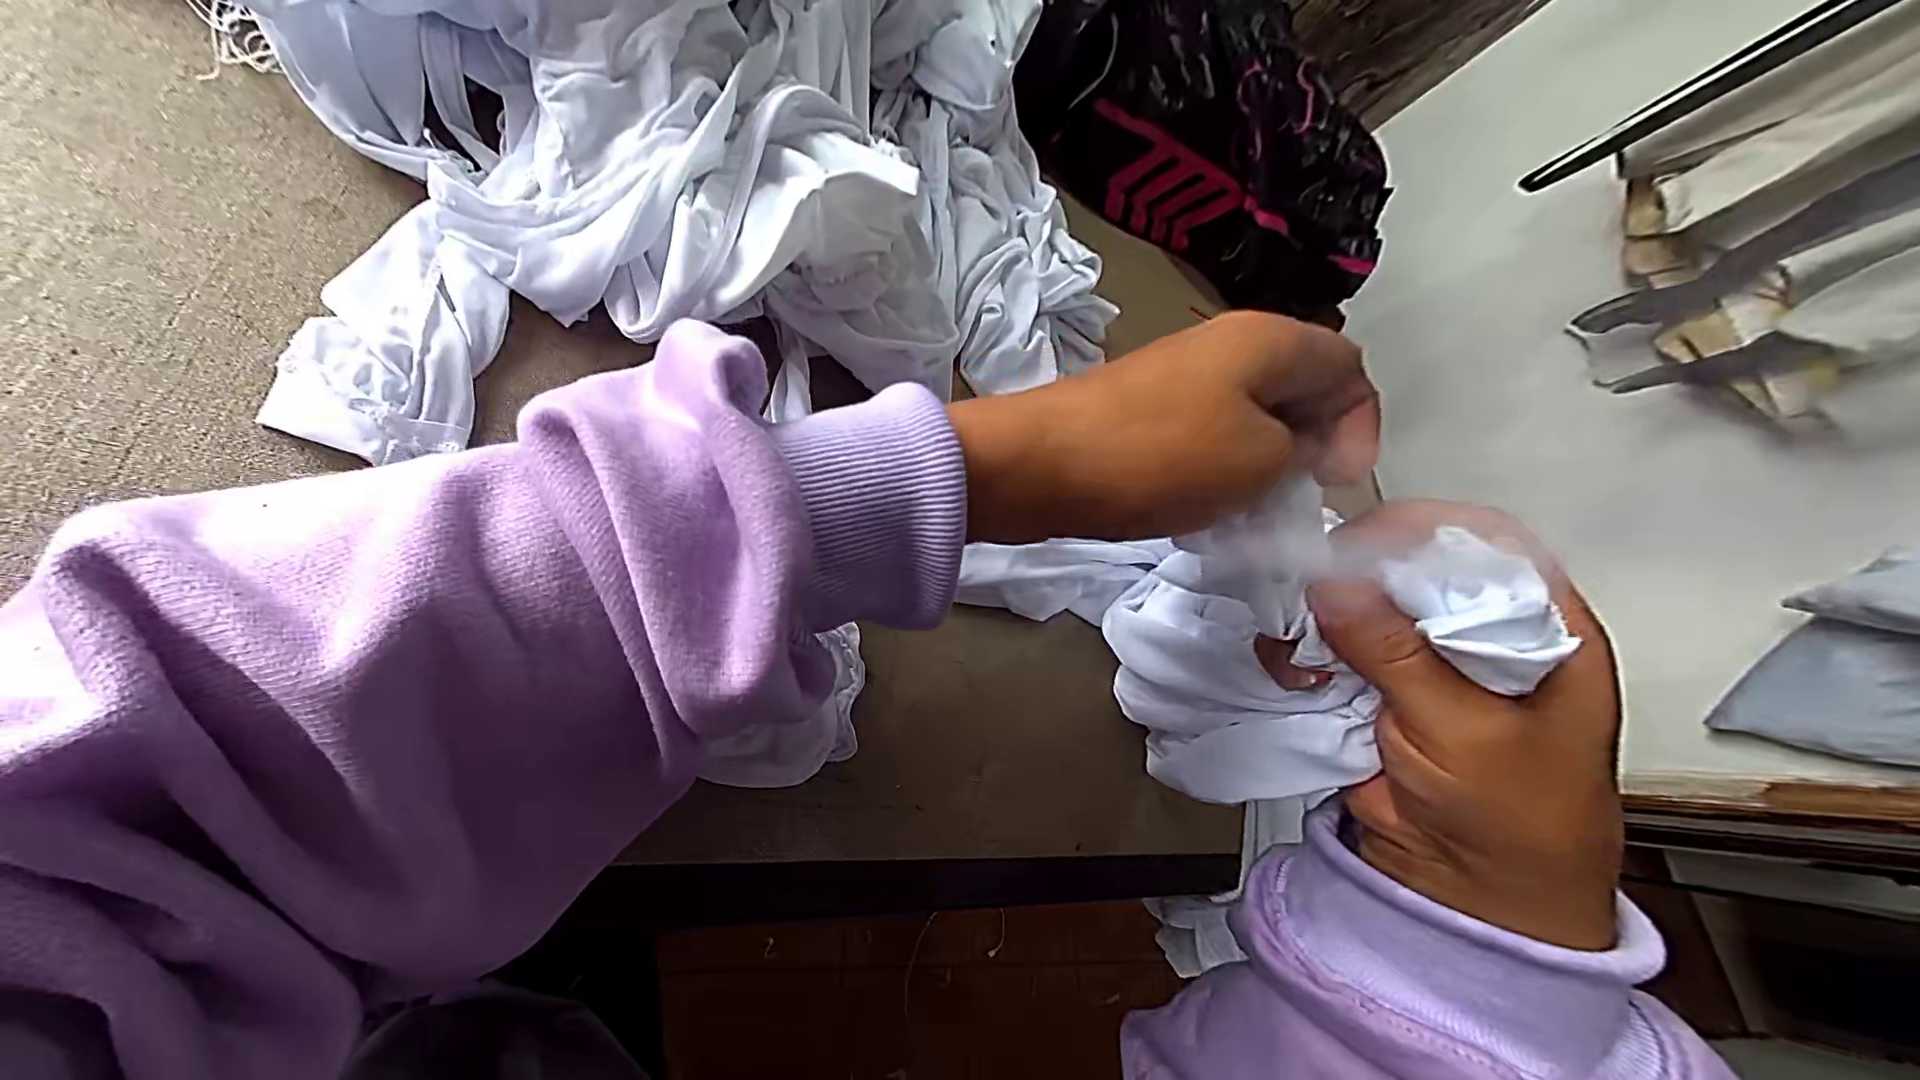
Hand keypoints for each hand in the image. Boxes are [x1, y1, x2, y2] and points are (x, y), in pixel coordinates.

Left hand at [946, 311, 1377, 543]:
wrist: (1037, 466)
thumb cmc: (1158, 458)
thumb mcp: (1260, 460)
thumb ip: (1305, 451)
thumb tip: (1296, 449)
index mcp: (1264, 340)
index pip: (1346, 367)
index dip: (1359, 424)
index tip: (1336, 483)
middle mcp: (1220, 349)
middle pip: (1294, 395)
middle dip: (1306, 451)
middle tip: (1290, 503)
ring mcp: (1173, 383)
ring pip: (1244, 425)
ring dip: (1255, 471)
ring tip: (1244, 516)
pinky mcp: (1138, 417)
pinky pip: (1198, 443)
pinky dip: (1211, 477)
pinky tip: (1200, 513)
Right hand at [1306, 500, 1624, 950]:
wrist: (1465, 890)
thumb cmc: (1510, 814)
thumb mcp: (1464, 729)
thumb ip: (1399, 654)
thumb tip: (1331, 583)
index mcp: (1539, 628)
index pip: (1486, 544)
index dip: (1427, 530)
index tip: (1362, 541)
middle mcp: (1474, 628)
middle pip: (1405, 566)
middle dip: (1350, 576)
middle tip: (1307, 592)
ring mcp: (1415, 654)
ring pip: (1353, 600)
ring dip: (1314, 616)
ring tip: (1304, 655)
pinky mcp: (1367, 679)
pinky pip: (1323, 640)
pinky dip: (1298, 648)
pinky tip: (1299, 676)